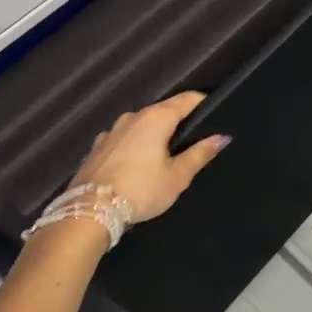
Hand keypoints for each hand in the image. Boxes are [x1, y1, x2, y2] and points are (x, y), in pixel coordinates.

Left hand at [69, 92, 228, 222]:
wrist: (89, 212)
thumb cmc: (140, 190)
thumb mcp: (177, 176)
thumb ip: (200, 154)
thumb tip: (222, 137)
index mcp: (156, 118)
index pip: (187, 99)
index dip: (203, 104)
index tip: (214, 115)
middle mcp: (132, 117)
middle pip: (163, 111)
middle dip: (178, 123)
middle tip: (192, 142)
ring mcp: (110, 132)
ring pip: (140, 126)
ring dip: (153, 136)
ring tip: (162, 157)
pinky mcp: (96, 148)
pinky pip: (122, 140)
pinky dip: (133, 147)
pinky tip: (136, 166)